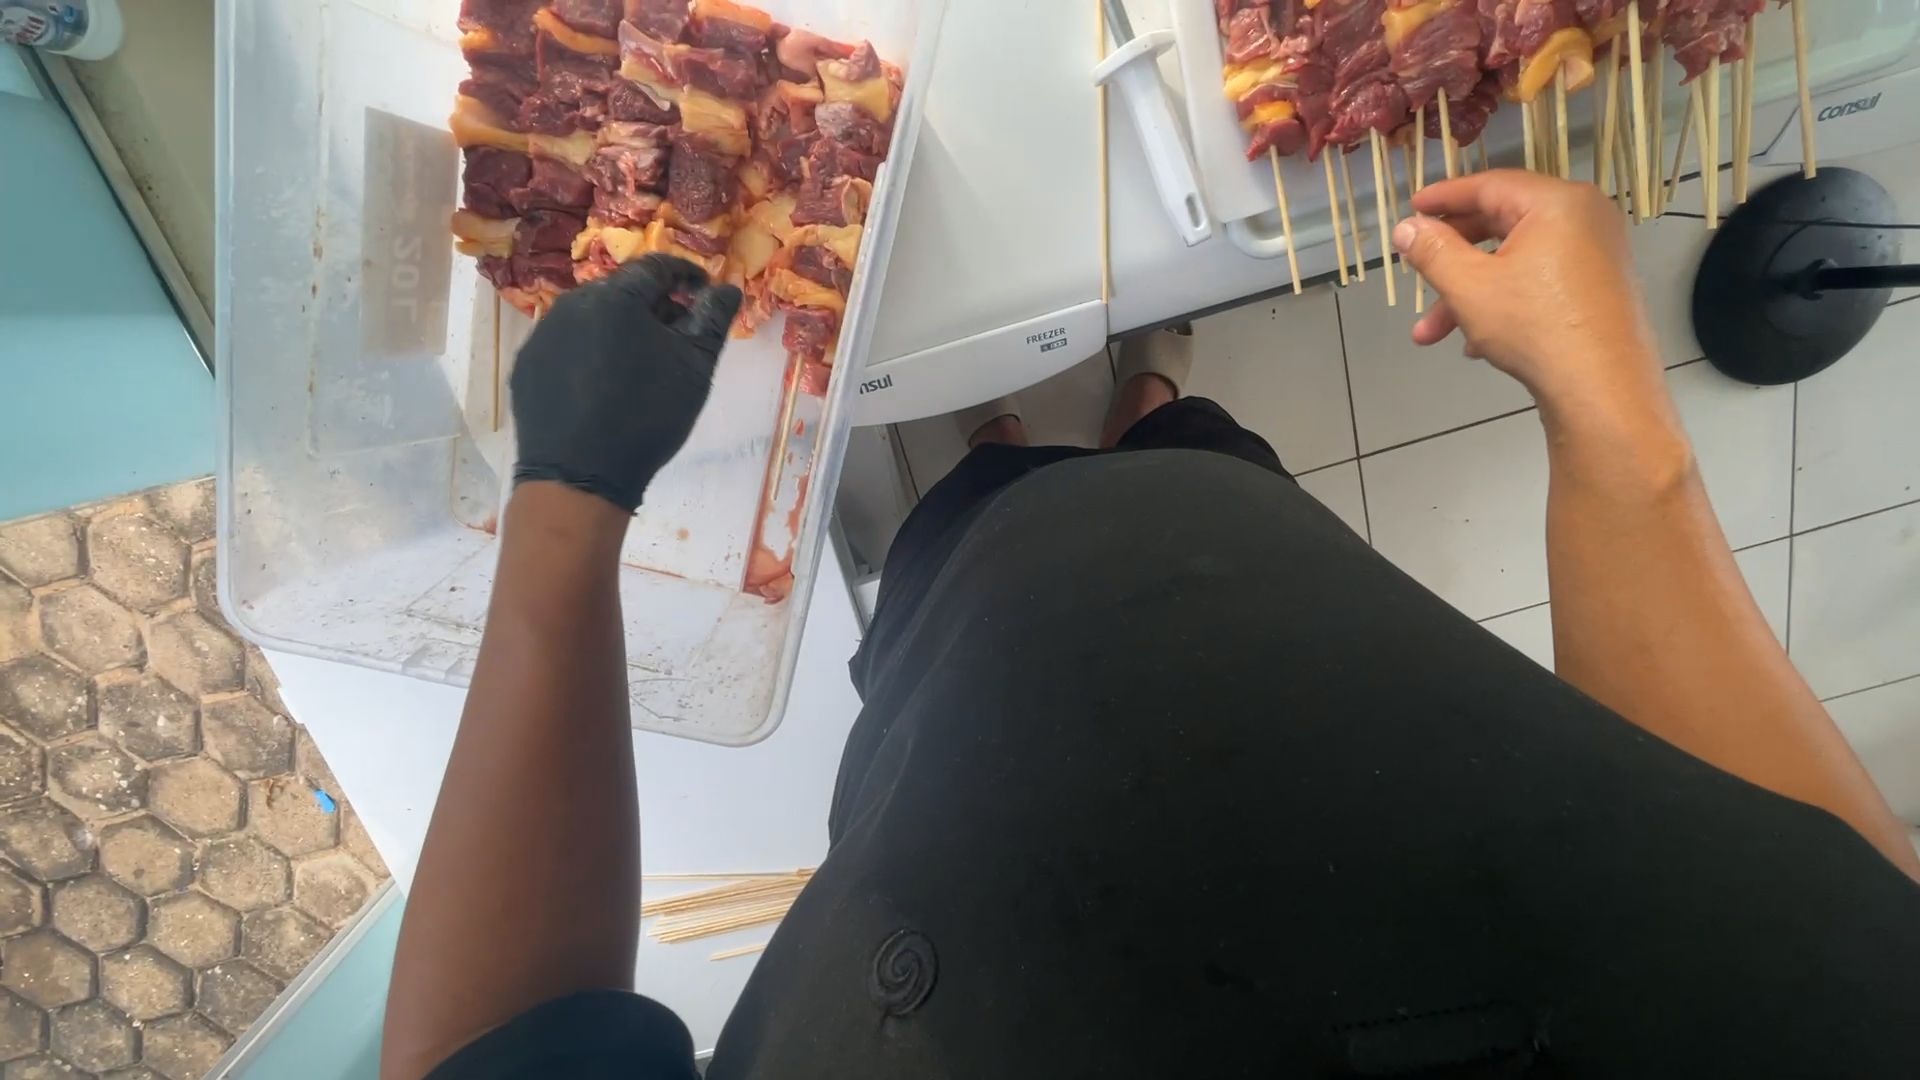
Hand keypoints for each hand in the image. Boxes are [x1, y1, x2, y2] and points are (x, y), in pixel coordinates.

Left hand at [511, 255, 742, 512]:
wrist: (581, 473)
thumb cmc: (649, 416)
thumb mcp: (694, 369)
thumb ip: (713, 321)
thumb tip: (728, 288)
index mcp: (618, 298)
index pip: (656, 266)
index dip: (686, 275)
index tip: (704, 290)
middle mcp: (574, 303)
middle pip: (623, 290)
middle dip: (655, 304)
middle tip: (679, 333)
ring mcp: (545, 333)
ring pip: (593, 316)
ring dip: (622, 328)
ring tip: (643, 362)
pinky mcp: (529, 363)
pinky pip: (568, 344)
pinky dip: (592, 351)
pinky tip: (607, 384)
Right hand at [1392, 171, 1665, 412]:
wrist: (1598, 382)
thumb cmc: (1531, 324)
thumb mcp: (1467, 286)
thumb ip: (1432, 251)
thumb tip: (1406, 227)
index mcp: (1555, 203)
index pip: (1490, 186)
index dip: (1445, 197)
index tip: (1411, 207)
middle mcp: (1583, 217)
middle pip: (1499, 226)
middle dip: (1448, 261)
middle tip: (1414, 277)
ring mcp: (1594, 252)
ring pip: (1513, 261)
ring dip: (1466, 294)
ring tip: (1431, 335)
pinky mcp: (1595, 285)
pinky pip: (1535, 280)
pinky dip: (1499, 301)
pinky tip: (1476, 341)